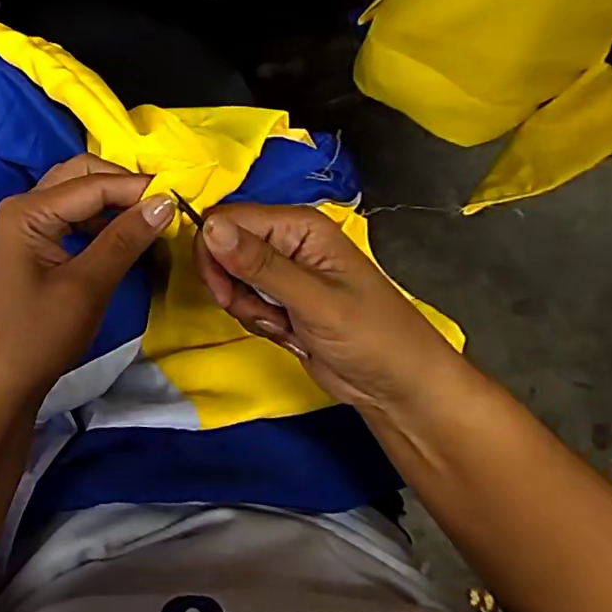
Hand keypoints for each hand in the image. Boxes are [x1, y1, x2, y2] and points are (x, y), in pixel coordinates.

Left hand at [0, 155, 174, 407]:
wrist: (3, 379)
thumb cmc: (40, 335)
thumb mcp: (88, 286)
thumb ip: (124, 239)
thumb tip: (164, 202)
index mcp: (28, 210)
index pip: (92, 184)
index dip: (137, 188)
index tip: (180, 197)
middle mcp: (23, 205)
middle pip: (81, 175)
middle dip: (123, 186)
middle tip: (163, 206)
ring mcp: (26, 221)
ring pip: (78, 191)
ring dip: (113, 200)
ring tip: (150, 219)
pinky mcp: (34, 239)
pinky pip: (72, 213)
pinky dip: (100, 218)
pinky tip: (125, 233)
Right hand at [193, 204, 474, 416]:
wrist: (402, 391)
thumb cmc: (374, 339)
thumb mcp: (314, 301)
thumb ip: (259, 264)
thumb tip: (209, 226)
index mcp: (297, 225)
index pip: (227, 219)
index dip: (214, 251)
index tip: (223, 290)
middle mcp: (285, 240)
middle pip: (222, 246)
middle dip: (231, 285)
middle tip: (259, 313)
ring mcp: (280, 270)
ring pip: (228, 277)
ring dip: (246, 308)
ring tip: (284, 326)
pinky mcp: (277, 298)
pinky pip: (241, 299)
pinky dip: (255, 320)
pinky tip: (288, 334)